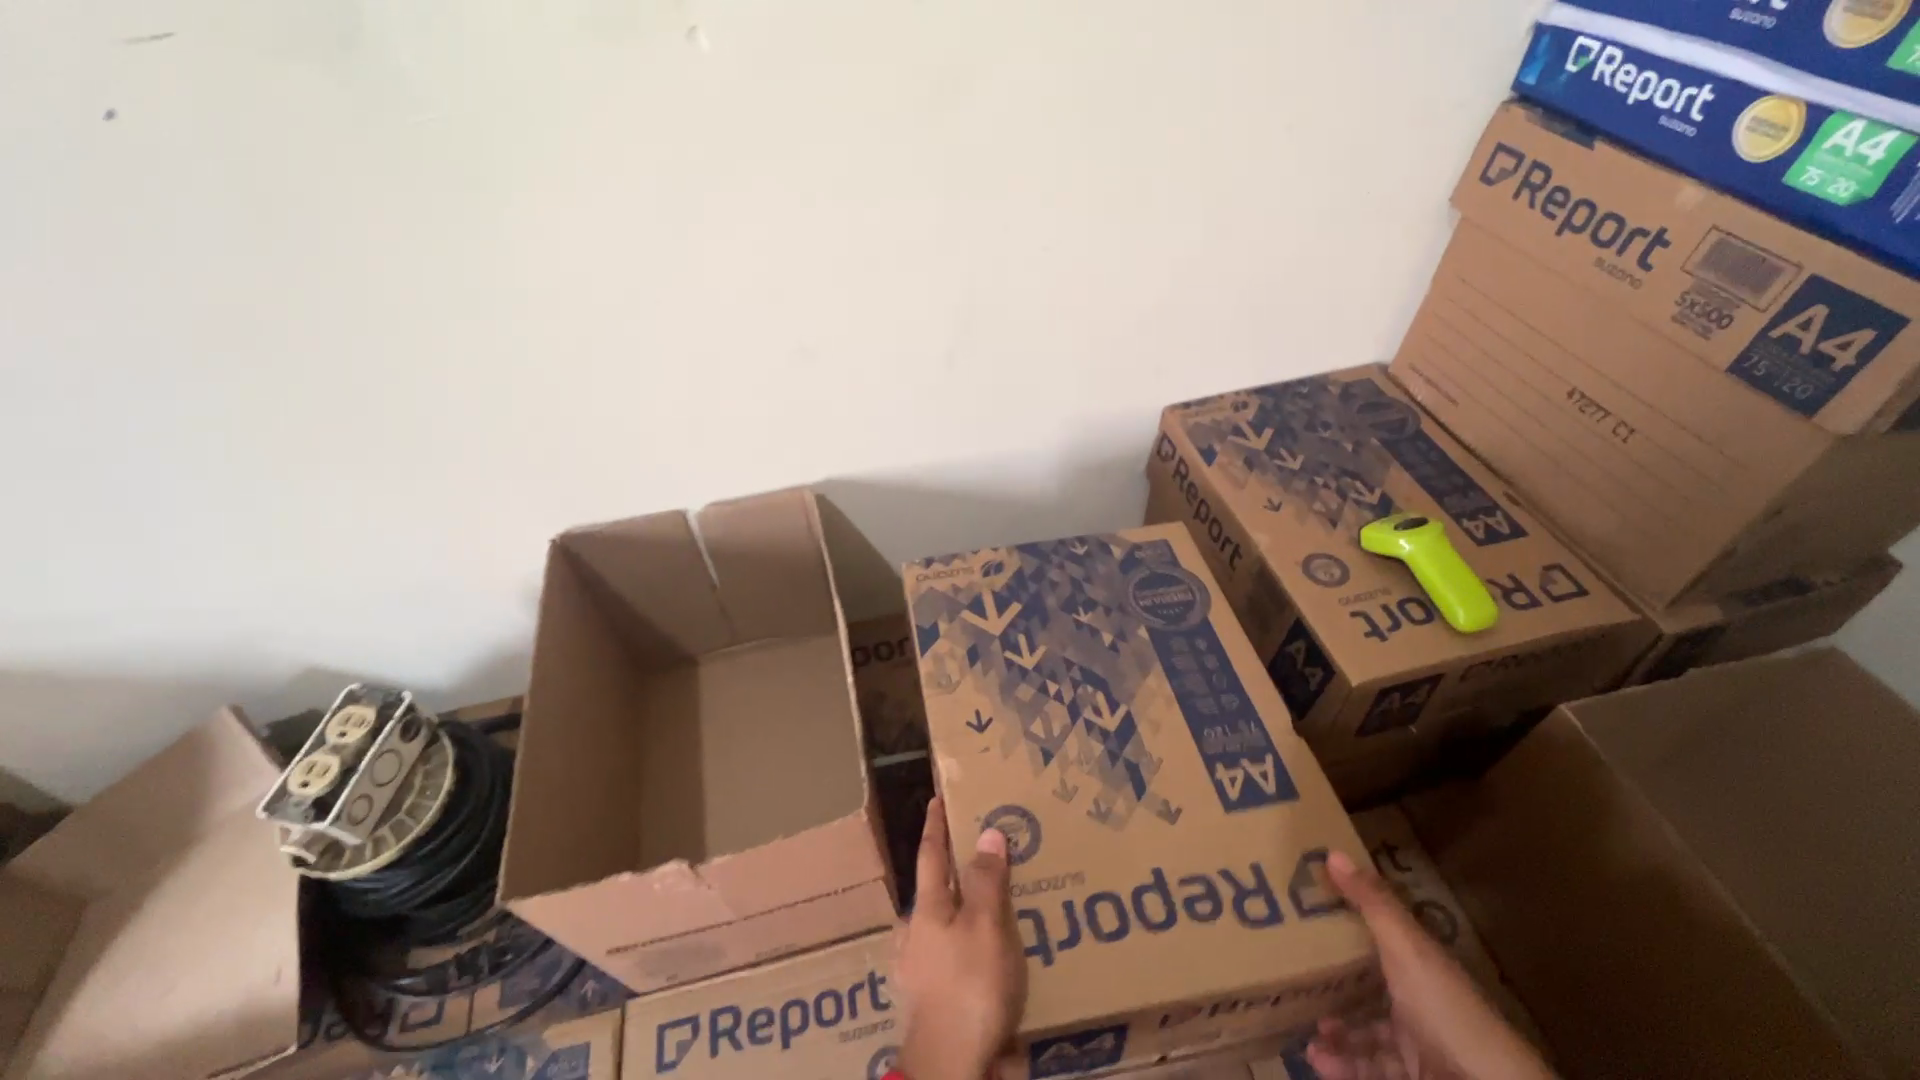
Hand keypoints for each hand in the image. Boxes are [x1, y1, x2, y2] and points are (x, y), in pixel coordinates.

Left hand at [896, 796, 1025, 1079]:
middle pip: (939, 888)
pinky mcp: (936, 996)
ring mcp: (922, 967)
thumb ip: (986, 881)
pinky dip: (977, 944)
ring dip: (971, 908)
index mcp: (927, 908)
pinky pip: (958, 955)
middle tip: (988, 850)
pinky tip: (998, 953)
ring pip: (949, 923)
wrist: (952, 1065)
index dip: (936, 825)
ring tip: (1004, 901)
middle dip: (959, 868)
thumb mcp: (985, 928)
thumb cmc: (969, 988)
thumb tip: (986, 832)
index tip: (937, 798)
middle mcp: (918, 932)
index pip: (931, 854)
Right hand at [1307, 851, 1553, 1079]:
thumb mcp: (1407, 949)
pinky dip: (1342, 1067)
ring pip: (1367, 1038)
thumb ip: (1373, 905)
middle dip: (1336, 992)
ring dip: (1336, 1035)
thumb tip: (1333, 851)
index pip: (1385, 945)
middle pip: (1373, 994)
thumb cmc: (1446, 1010)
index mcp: (1422, 969)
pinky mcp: (1410, 1078)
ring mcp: (1417, 1048)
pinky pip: (1370, 1071)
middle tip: (1301, 985)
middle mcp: (1420, 1006)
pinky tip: (1319, 1061)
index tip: (1311, 925)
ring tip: (1309, 1034)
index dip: (1351, 935)